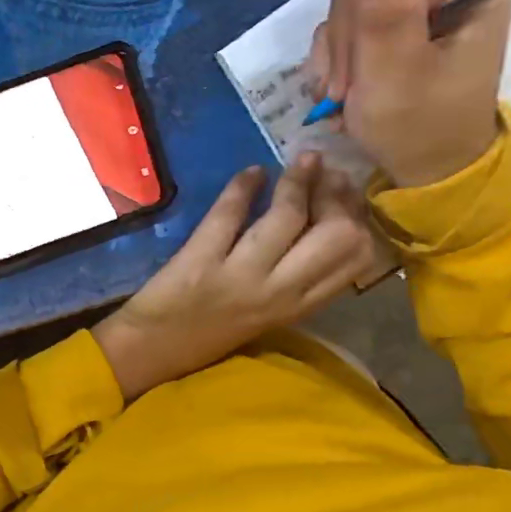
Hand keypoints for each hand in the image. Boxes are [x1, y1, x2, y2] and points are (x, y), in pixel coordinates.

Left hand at [90, 154, 375, 401]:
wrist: (152, 350)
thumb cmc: (209, 333)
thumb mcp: (269, 314)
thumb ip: (298, 280)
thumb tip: (322, 223)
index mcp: (299, 307)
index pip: (356, 258)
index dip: (359, 218)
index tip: (347, 193)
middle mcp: (278, 293)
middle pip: (335, 235)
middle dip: (337, 196)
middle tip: (328, 172)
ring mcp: (239, 277)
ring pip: (285, 218)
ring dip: (297, 181)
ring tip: (302, 160)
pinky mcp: (199, 262)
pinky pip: (228, 215)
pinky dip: (242, 187)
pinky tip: (251, 173)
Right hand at [310, 0, 510, 187]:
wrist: (429, 169)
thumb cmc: (419, 127)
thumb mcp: (394, 75)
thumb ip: (384, 12)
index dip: (352, 16)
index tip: (351, 74)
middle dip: (342, 41)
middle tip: (344, 90)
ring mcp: (420, 1)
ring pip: (346, 6)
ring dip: (334, 57)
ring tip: (345, 96)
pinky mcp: (398, 23)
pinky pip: (346, 26)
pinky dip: (336, 62)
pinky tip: (345, 91)